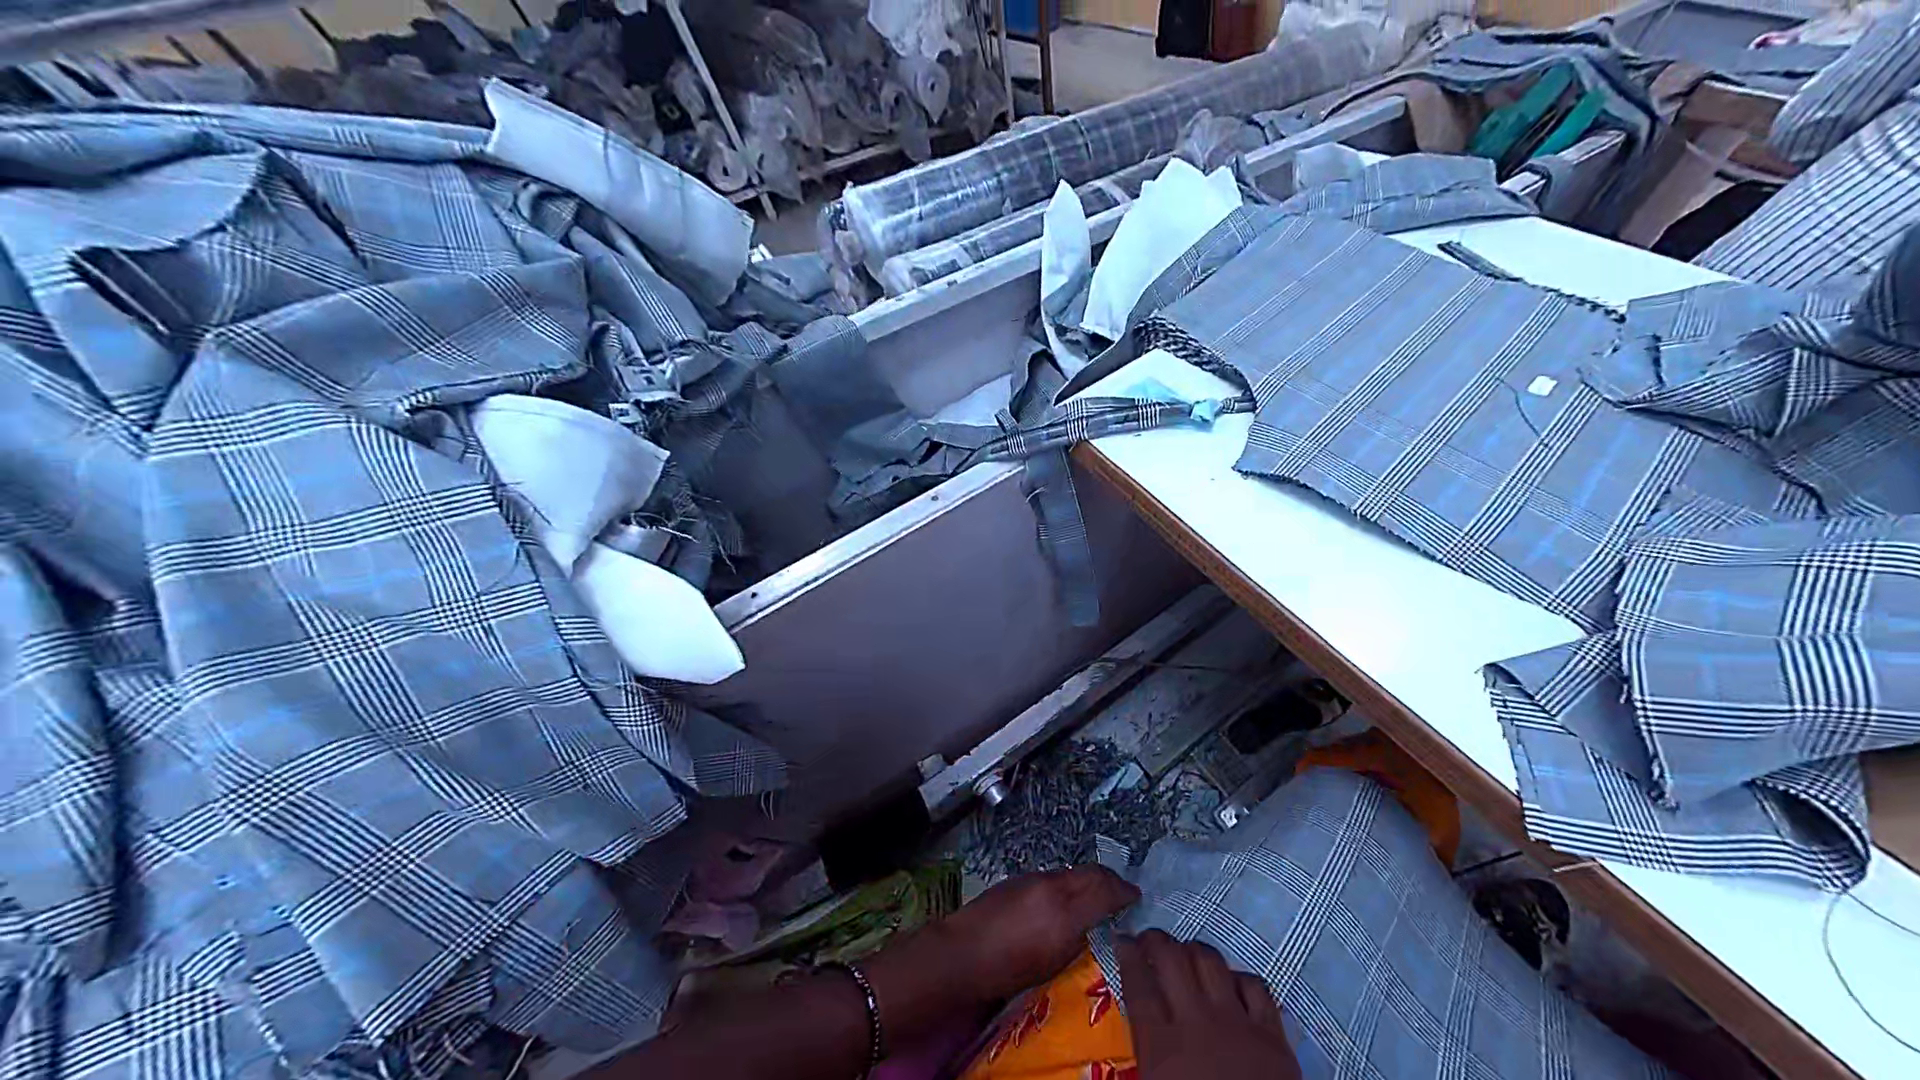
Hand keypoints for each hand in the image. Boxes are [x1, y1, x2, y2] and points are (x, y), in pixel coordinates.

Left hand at [864, 867, 1139, 1034]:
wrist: (963, 951)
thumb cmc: (1009, 969)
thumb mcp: (1054, 963)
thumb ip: (1079, 938)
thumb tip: (1097, 923)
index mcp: (1065, 911)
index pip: (1105, 890)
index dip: (1124, 892)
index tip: (1136, 898)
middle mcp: (1052, 886)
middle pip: (1091, 873)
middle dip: (1111, 880)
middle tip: (1123, 893)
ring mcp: (1032, 878)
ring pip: (1071, 873)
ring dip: (1088, 880)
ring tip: (1097, 898)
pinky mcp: (1017, 879)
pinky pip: (1052, 876)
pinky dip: (1067, 884)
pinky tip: (1065, 901)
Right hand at [1119, 930, 1301, 1079]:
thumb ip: (1143, 1059)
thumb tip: (1134, 1032)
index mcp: (1161, 1046)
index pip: (1137, 980)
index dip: (1127, 952)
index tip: (1122, 939)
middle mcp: (1195, 1022)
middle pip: (1170, 958)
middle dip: (1155, 940)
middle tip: (1148, 941)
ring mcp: (1237, 1025)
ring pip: (1209, 960)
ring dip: (1192, 950)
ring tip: (1185, 954)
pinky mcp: (1273, 1037)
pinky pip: (1255, 985)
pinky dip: (1238, 977)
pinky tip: (1230, 984)